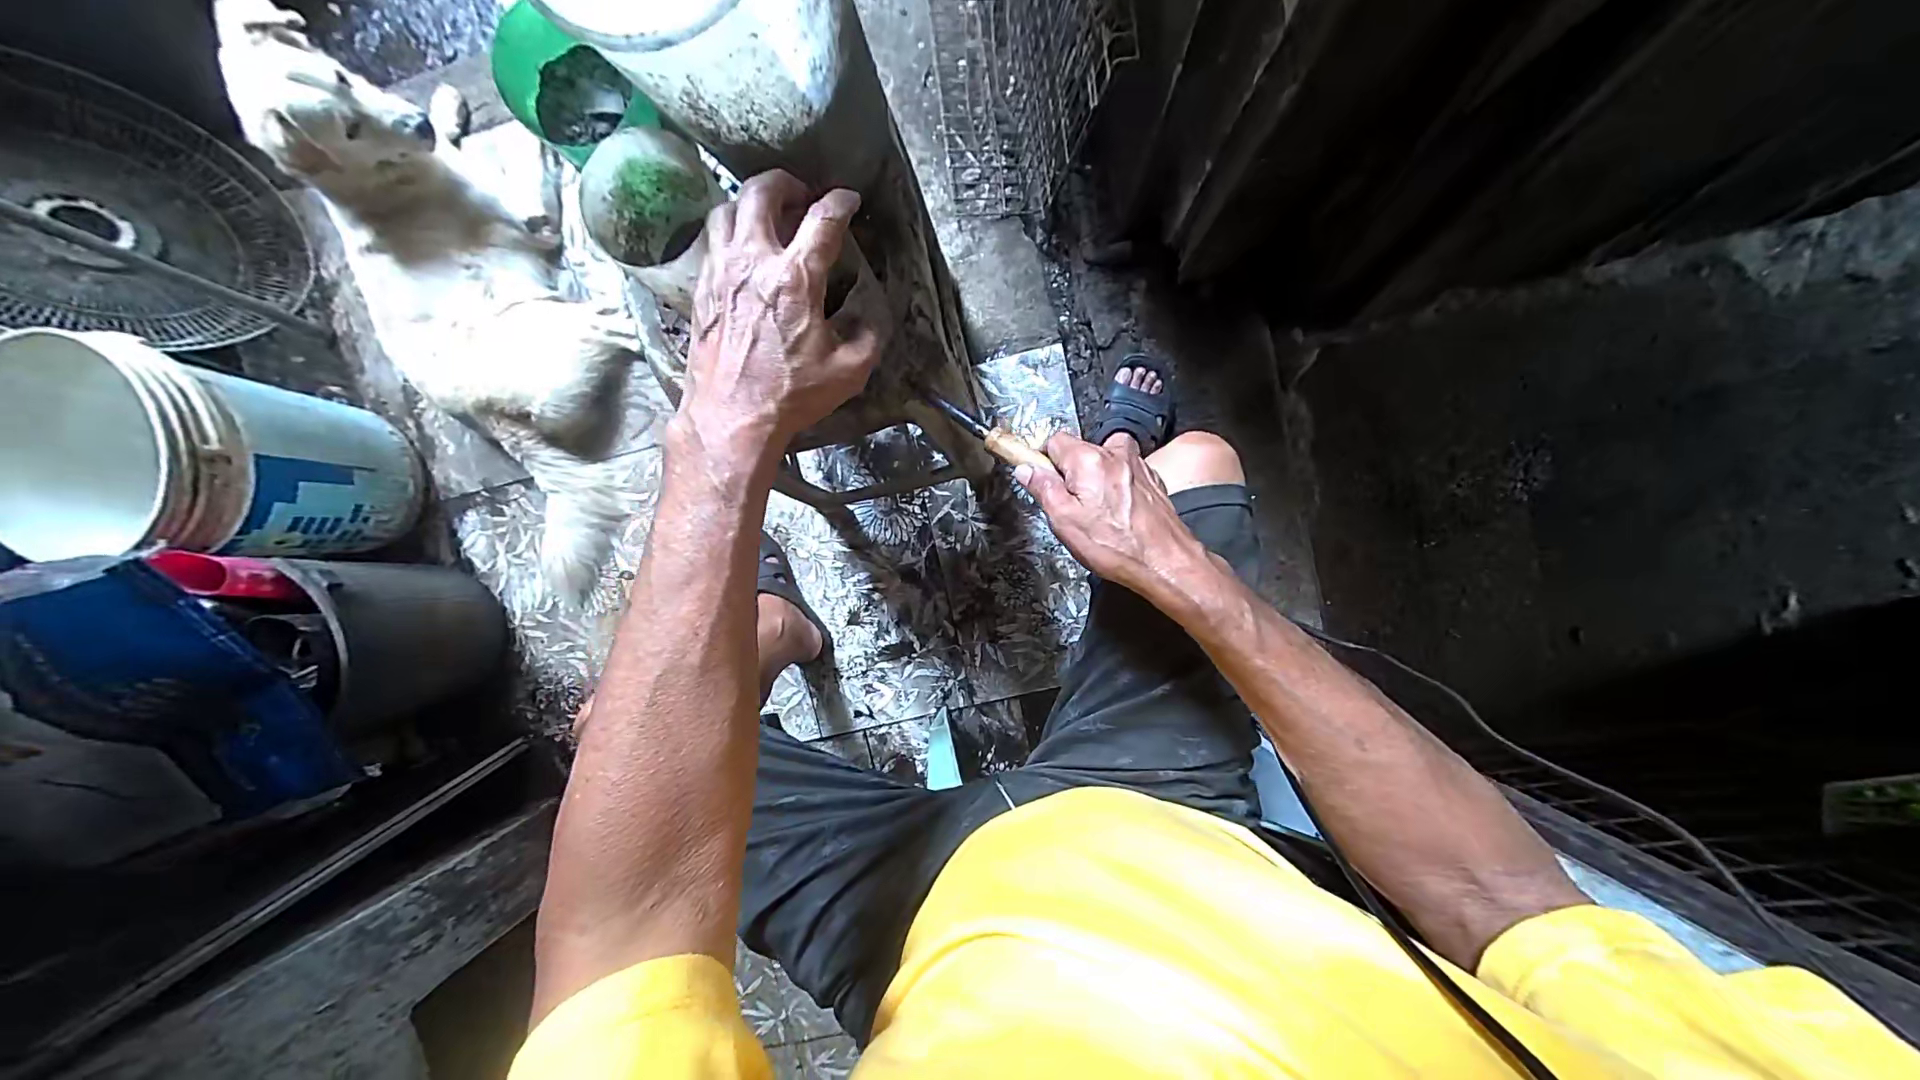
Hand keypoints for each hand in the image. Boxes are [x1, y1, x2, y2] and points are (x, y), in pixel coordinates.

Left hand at [681, 170, 883, 458]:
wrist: (732, 416)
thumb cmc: (790, 395)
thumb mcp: (849, 371)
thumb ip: (868, 335)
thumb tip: (870, 314)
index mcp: (795, 279)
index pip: (822, 219)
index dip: (841, 202)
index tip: (849, 201)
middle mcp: (754, 262)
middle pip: (761, 192)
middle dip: (785, 183)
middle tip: (801, 194)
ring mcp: (721, 272)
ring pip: (727, 208)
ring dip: (751, 201)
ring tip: (768, 214)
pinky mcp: (702, 289)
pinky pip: (712, 240)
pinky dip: (730, 230)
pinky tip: (742, 248)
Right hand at [1015, 432, 1220, 603]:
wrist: (1165, 562)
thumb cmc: (1118, 546)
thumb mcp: (1064, 521)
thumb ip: (1043, 489)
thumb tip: (1026, 469)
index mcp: (1088, 459)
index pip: (1054, 441)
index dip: (1044, 461)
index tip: (1041, 478)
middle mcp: (1115, 453)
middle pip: (1080, 450)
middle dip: (1071, 473)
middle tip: (1070, 506)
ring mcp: (1136, 465)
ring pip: (1104, 461)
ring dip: (1095, 479)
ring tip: (1095, 512)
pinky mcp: (1151, 479)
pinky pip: (1123, 474)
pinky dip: (1116, 487)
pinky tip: (1116, 514)